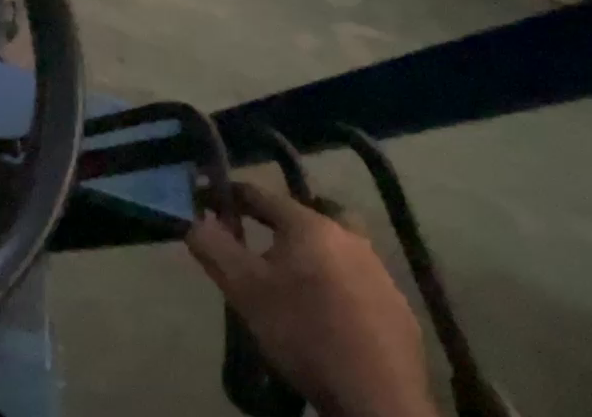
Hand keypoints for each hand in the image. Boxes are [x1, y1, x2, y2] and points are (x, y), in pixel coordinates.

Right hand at [188, 182, 436, 416]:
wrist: (375, 398)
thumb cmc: (300, 330)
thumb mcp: (240, 286)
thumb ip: (209, 243)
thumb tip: (193, 217)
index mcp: (312, 227)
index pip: (261, 194)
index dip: (228, 195)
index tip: (204, 203)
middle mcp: (351, 240)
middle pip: (310, 214)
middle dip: (280, 219)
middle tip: (256, 237)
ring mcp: (381, 275)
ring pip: (336, 247)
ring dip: (309, 252)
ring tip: (285, 278)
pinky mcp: (398, 310)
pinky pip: (356, 278)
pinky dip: (332, 281)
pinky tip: (320, 309)